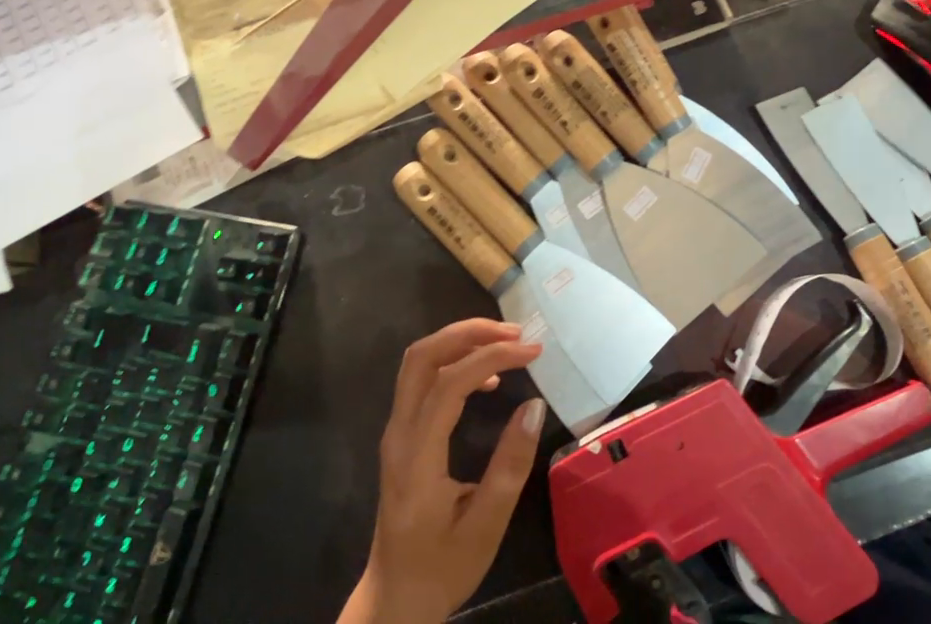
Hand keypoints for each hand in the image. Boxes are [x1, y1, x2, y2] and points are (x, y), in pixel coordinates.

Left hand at [342, 319, 547, 623]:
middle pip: (420, 357)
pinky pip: (422, 382)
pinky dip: (454, 363)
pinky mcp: (402, 437)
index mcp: (416, 455)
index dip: (492, 357)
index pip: (449, 383)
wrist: (395, 599)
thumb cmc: (443, 566)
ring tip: (508, 345)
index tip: (533, 352)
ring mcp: (396, 433)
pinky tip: (488, 379)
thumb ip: (510, 465)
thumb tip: (534, 406)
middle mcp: (399, 434)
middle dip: (468, 333)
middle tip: (516, 334)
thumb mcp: (486, 525)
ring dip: (460, 343)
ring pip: (418, 364)